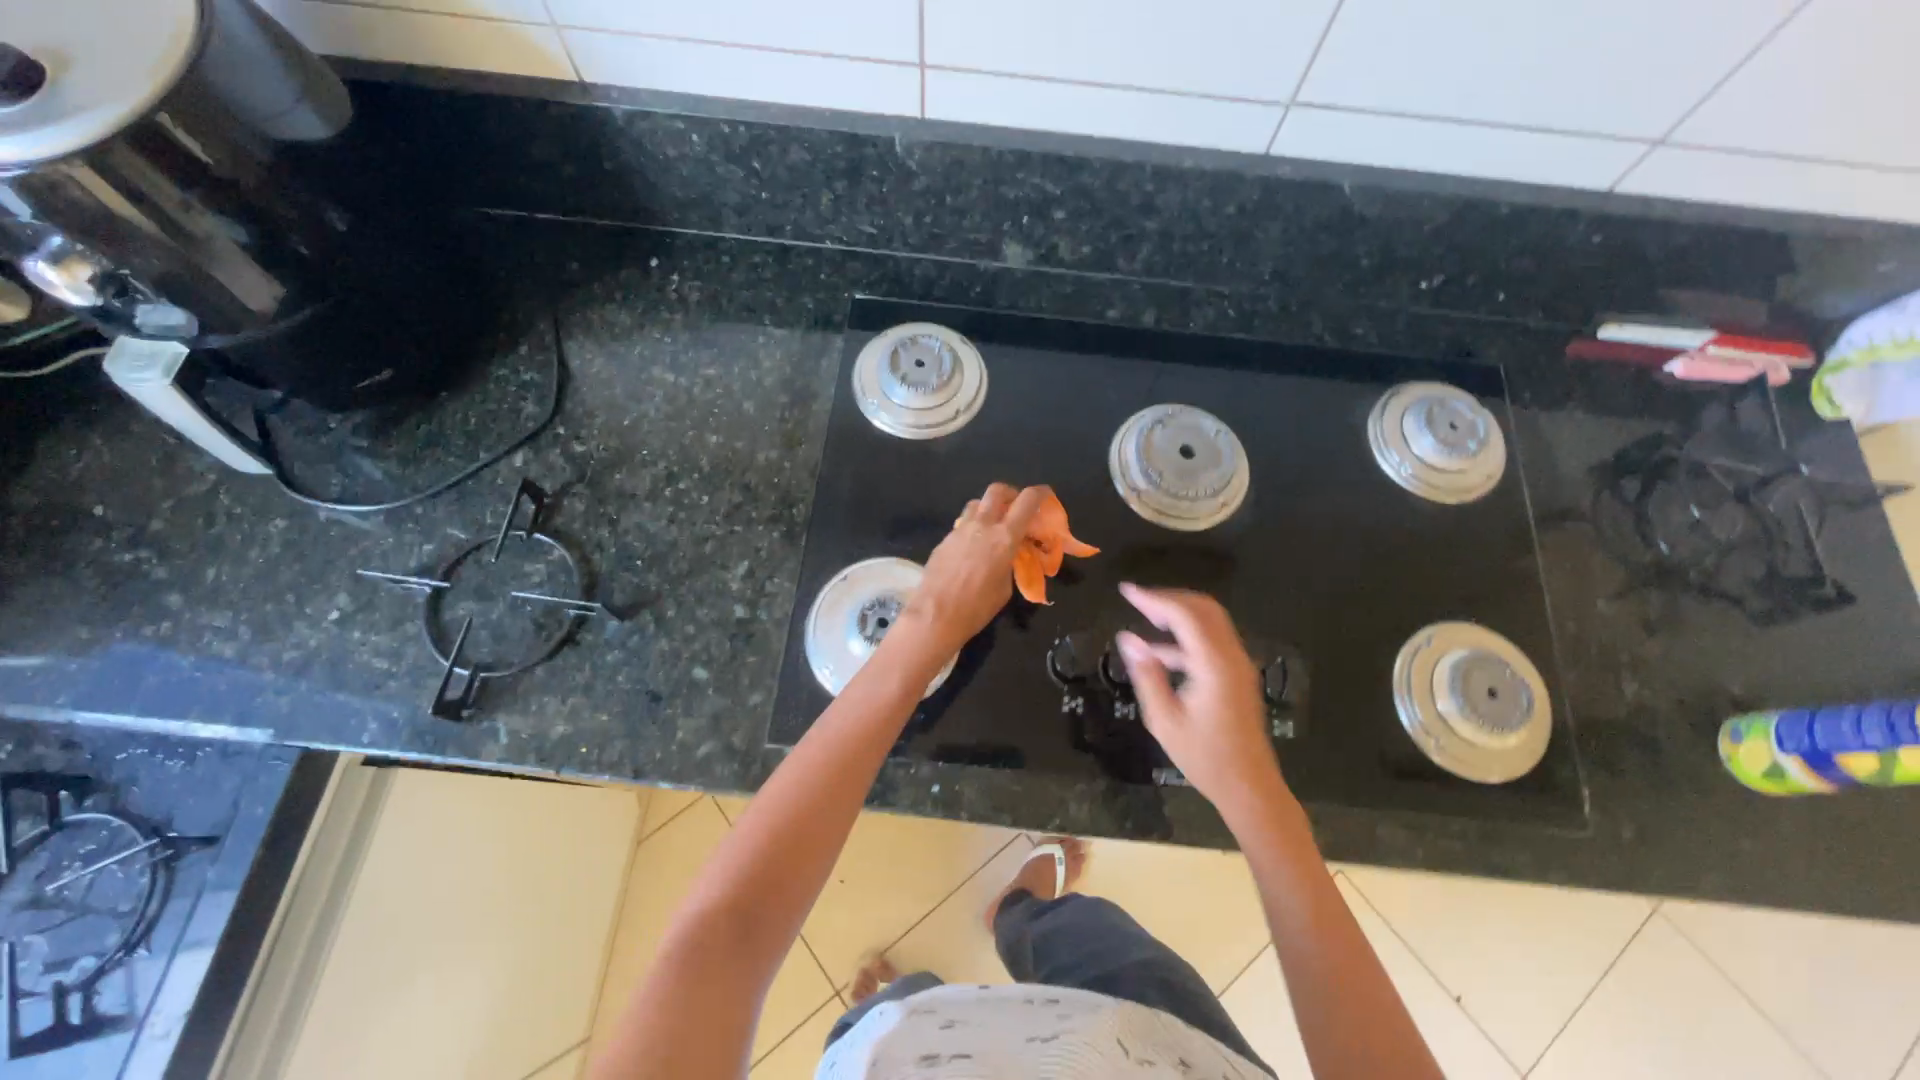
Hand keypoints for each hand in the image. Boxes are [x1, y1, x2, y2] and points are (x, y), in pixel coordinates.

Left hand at [897, 483, 1047, 658]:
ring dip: (989, 509)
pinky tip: (973, 549)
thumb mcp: (1005, 587)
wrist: (935, 615)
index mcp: (1004, 537)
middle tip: (1016, 508)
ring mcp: (959, 530)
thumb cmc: (977, 608)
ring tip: (993, 527)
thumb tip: (1007, 556)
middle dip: (1010, 494)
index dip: (1040, 494)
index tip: (1045, 496)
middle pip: (997, 490)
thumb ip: (1009, 563)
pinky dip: (973, 528)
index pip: (1027, 501)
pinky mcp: (944, 540)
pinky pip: (963, 524)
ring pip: (976, 504)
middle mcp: (982, 526)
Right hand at [1115, 584, 1291, 811]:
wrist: (1249, 786)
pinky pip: (1212, 643)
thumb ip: (1147, 674)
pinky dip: (1186, 638)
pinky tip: (1159, 653)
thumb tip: (1128, 640)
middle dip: (1169, 599)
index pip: (1184, 615)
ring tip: (1145, 619)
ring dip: (1179, 616)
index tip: (1126, 590)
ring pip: (1210, 624)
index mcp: (1214, 663)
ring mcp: (1238, 666)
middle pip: (1203, 609)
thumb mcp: (1165, 719)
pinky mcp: (1238, 678)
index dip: (1153, 598)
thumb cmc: (1204, 757)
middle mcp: (1231, 657)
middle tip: (1136, 600)